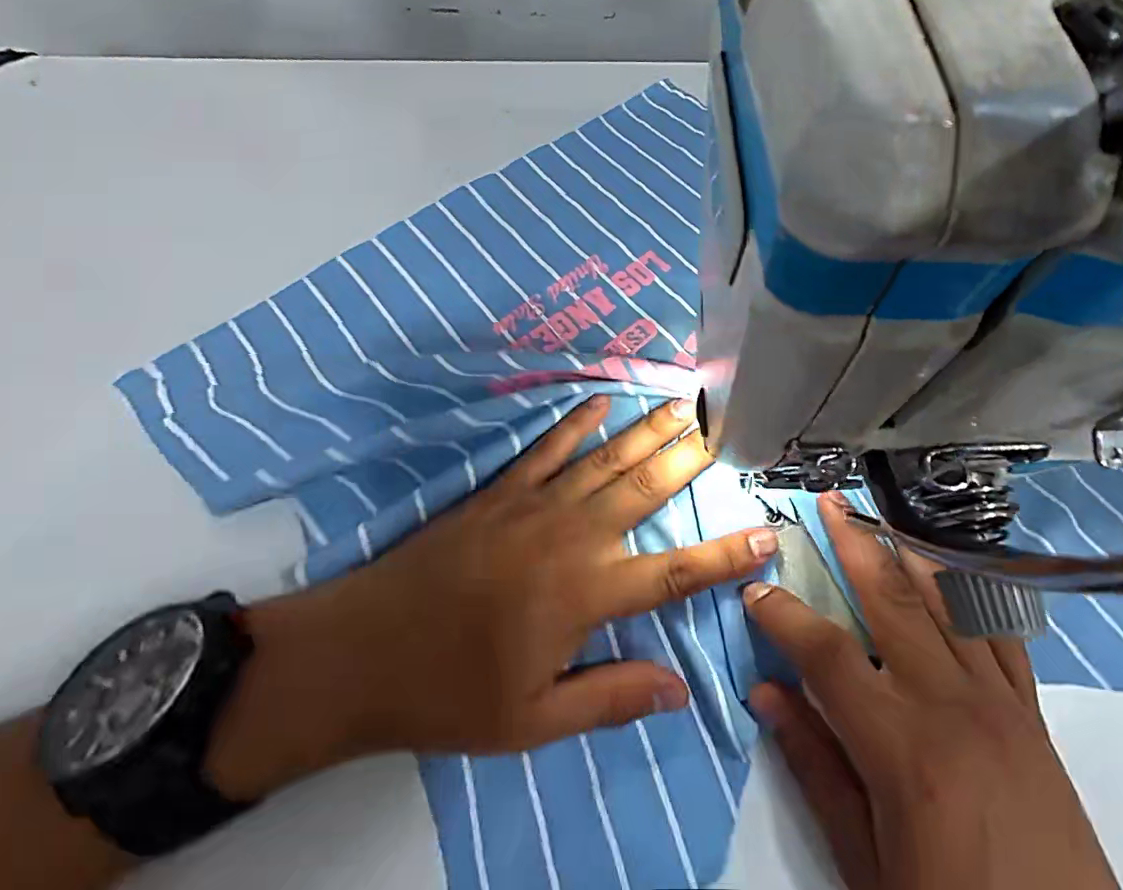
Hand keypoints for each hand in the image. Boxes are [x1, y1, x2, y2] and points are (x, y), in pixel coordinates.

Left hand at [207, 395, 778, 794]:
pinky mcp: (498, 494)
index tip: (766, 532)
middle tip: (723, 430)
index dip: (726, 556)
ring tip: (681, 405)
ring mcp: (533, 507)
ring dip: (646, 432)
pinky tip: (600, 403)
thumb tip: (679, 690)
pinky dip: (575, 424)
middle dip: (689, 460)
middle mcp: (571, 538)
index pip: (675, 573)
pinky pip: (546, 450)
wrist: (356, 653)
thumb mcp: (533, 720)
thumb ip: (611, 697)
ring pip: (604, 461)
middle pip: (645, 491)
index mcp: (587, 594)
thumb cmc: (449, 693)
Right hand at [744, 493, 1117, 889]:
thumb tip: (767, 695)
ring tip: (882, 516)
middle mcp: (951, 704)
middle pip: (892, 600)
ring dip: (910, 551)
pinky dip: (974, 592)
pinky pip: (1001, 631)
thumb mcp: (864, 859)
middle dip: (853, 545)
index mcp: (901, 746)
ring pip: (950, 602)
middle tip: (826, 505)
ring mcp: (999, 700)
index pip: (827, 655)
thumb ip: (814, 766)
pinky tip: (955, 568)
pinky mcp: (1031, 711)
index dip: (784, 617)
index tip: (755, 592)